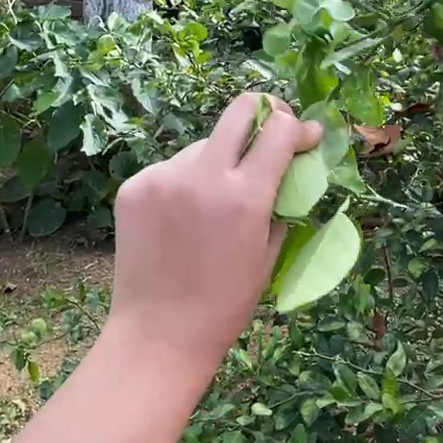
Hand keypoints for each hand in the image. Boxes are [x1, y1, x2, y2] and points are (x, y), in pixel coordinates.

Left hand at [105, 93, 322, 375]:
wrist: (159, 333)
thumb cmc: (226, 303)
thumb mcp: (269, 253)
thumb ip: (281, 201)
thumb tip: (292, 165)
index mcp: (245, 196)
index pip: (279, 130)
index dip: (300, 128)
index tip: (307, 135)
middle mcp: (203, 175)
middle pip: (239, 110)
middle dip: (263, 112)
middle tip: (271, 129)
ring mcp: (163, 177)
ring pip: (203, 146)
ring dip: (219, 160)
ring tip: (213, 202)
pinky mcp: (135, 186)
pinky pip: (172, 169)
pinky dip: (185, 183)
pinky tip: (182, 217)